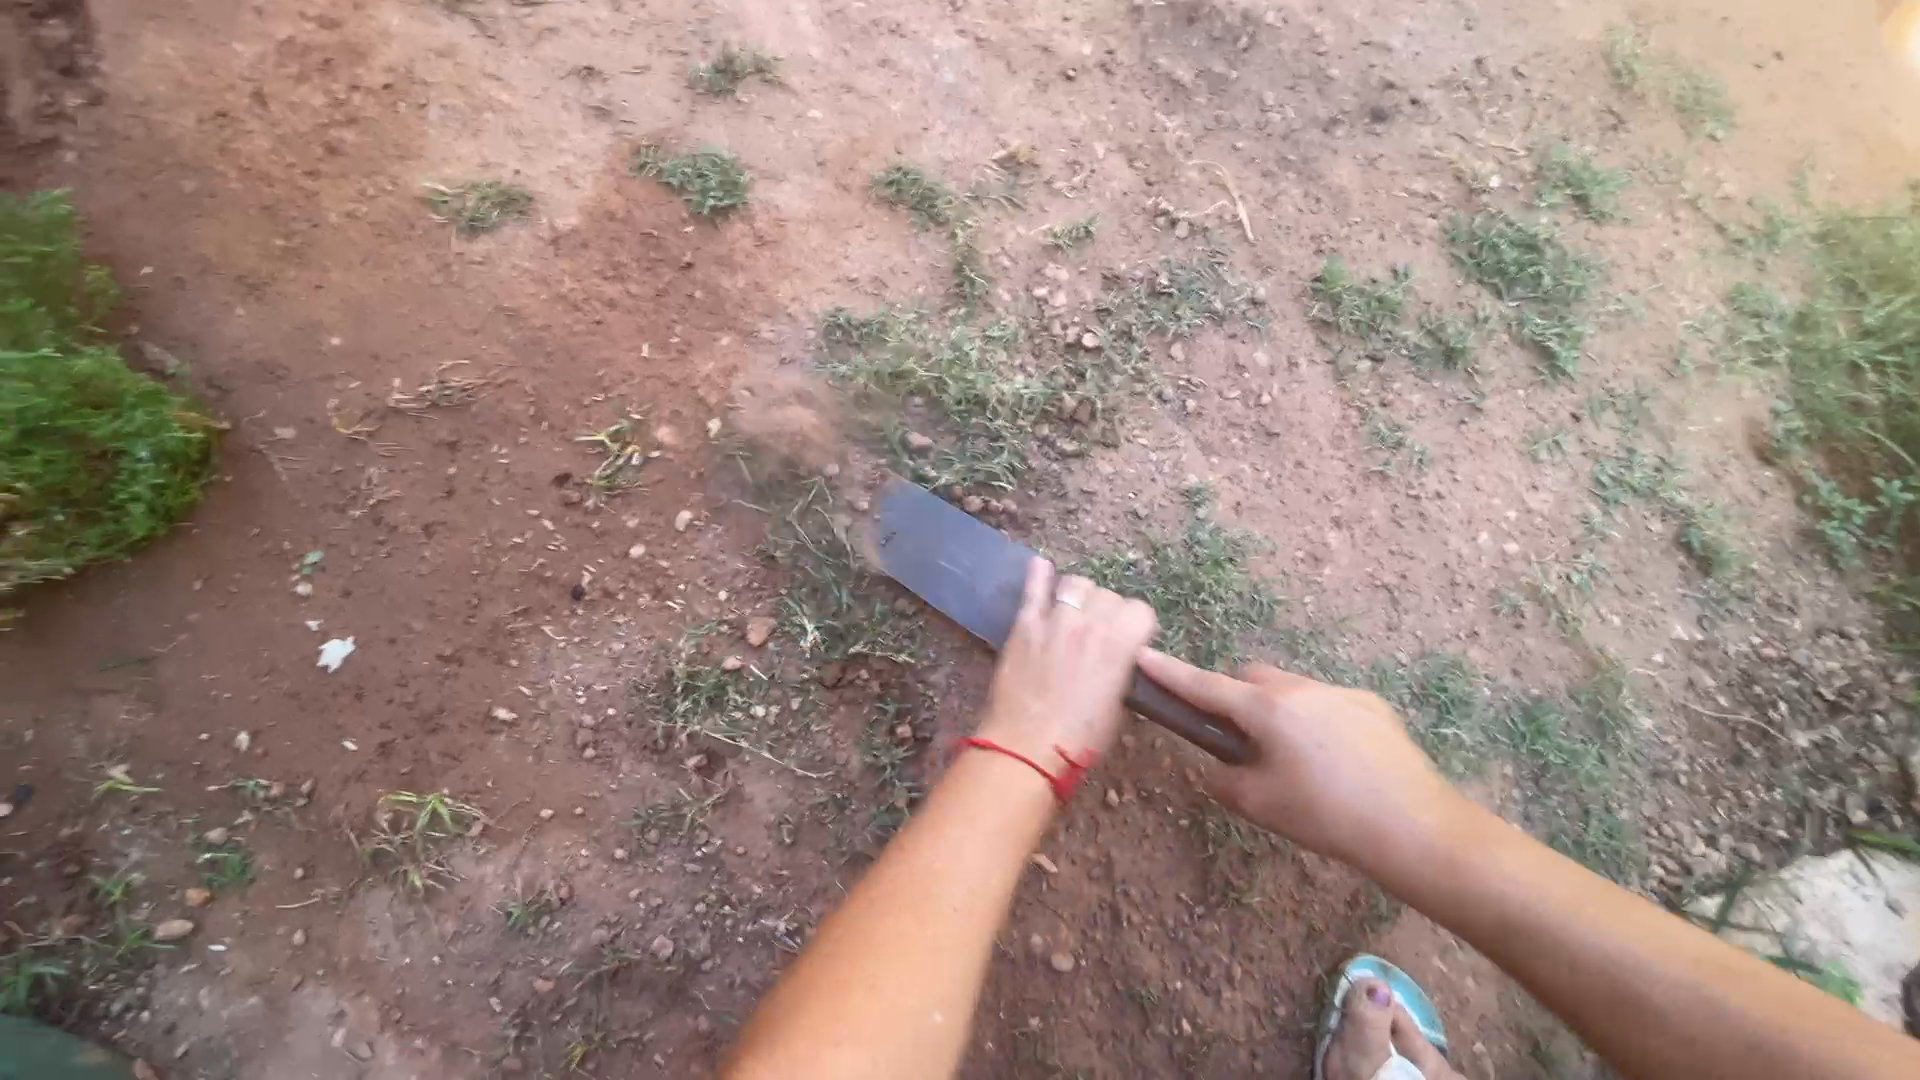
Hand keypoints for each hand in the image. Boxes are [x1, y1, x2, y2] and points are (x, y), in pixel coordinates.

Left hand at [974, 559, 1157, 771]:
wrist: (1027, 746)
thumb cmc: (1079, 739)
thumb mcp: (1117, 705)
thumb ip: (1121, 669)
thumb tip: (1120, 656)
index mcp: (1120, 645)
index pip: (1141, 611)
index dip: (1138, 625)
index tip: (1131, 640)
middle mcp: (1090, 624)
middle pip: (1108, 595)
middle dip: (1109, 610)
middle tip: (1100, 632)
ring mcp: (1054, 620)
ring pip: (1075, 584)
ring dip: (1080, 594)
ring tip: (1074, 610)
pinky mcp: (1024, 625)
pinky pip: (1033, 590)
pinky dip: (1038, 575)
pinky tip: (1041, 566)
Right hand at [1135, 650, 1467, 867]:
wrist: (1416, 829)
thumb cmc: (1325, 816)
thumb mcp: (1259, 804)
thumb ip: (1224, 779)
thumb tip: (1221, 767)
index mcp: (1267, 709)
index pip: (1204, 686)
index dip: (1170, 673)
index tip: (1143, 656)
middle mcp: (1301, 688)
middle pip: (1250, 679)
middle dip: (1236, 699)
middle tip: (1241, 742)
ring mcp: (1341, 693)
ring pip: (1289, 690)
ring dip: (1278, 712)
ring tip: (1295, 762)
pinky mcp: (1372, 706)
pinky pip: (1325, 703)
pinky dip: (1314, 722)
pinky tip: (1335, 765)